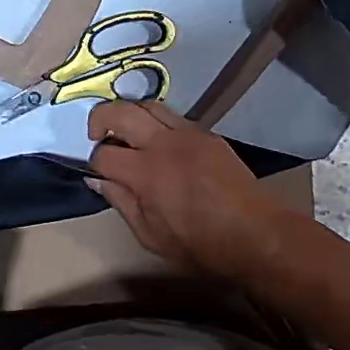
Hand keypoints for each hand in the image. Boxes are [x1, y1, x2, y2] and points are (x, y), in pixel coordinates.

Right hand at [87, 100, 297, 279]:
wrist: (256, 235)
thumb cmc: (200, 244)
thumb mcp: (150, 236)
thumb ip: (121, 203)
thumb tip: (98, 180)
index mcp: (146, 173)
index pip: (103, 154)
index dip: (93, 163)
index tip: (97, 173)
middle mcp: (163, 144)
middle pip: (119, 112)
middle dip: (99, 119)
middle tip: (97, 136)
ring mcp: (188, 134)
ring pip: (148, 105)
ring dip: (129, 114)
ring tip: (126, 133)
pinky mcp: (207, 134)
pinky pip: (173, 117)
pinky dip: (156, 122)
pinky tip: (158, 143)